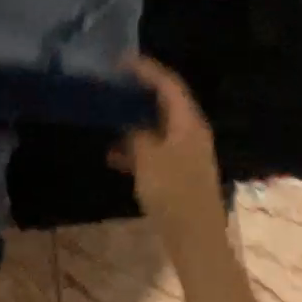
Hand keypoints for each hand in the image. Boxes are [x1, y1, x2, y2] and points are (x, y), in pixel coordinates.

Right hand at [110, 56, 223, 235]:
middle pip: (164, 103)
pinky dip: (135, 147)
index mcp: (188, 124)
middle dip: (137, 93)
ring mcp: (186, 154)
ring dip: (133, 121)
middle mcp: (190, 133)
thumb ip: (136, 132)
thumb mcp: (147, 158)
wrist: (196, 240)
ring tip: (105, 118)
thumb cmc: (173, 194)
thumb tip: (128, 119)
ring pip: (156, 126)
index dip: (146, 70)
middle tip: (109, 85)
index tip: (119, 61)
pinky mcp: (178, 174)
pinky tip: (113, 157)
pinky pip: (154, 149)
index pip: (168, 85)